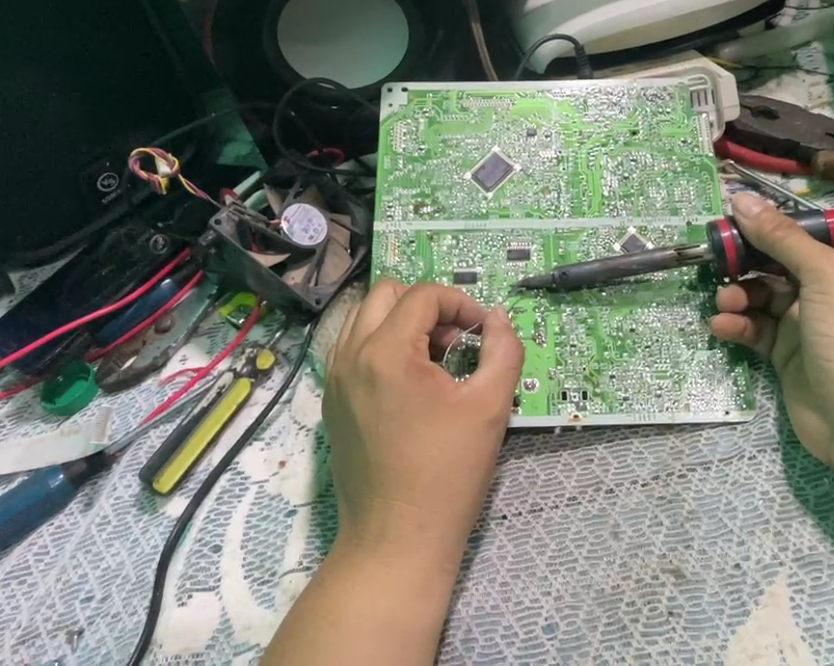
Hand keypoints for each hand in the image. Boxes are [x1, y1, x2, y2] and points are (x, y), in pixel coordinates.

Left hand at [324, 279, 524, 572]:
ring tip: (433, 361)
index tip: (483, 332)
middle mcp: (350, 355)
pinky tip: (409, 385)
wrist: (395, 540)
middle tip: (456, 342)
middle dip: (427, 306)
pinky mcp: (331, 401)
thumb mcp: (490, 407)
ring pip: (364, 318)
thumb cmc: (447, 473)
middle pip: (386, 294)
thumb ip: (502, 350)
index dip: (460, 303)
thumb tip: (497, 318)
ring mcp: (334, 378)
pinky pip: (352, 348)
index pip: (423, 295)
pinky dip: (381, 346)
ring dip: (401, 322)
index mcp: (386, 351)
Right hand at [710, 192, 833, 512]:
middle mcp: (828, 289)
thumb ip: (780, 236)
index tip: (731, 219)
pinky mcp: (787, 356)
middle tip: (715, 258)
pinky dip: (737, 324)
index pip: (804, 231)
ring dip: (738, 294)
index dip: (768, 224)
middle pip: (776, 261)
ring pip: (761, 295)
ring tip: (724, 301)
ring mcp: (807, 324)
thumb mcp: (824, 274)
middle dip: (745, 259)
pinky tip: (722, 326)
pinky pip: (755, 329)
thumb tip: (741, 197)